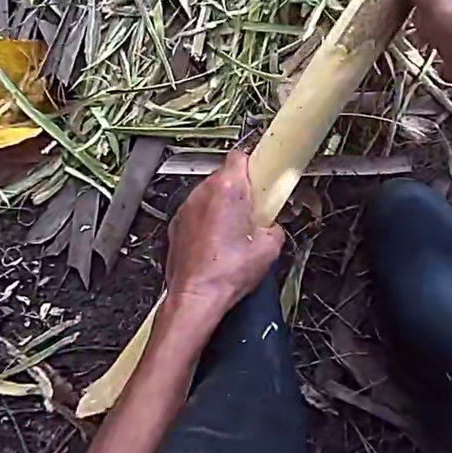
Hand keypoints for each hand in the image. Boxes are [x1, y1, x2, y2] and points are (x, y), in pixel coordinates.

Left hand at [163, 151, 283, 331]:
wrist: (195, 296)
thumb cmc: (226, 273)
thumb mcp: (269, 248)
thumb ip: (274, 227)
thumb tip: (272, 227)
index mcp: (227, 189)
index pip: (240, 156)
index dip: (253, 165)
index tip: (262, 176)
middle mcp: (203, 193)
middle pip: (224, 176)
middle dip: (239, 190)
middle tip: (252, 211)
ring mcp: (186, 208)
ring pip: (209, 195)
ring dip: (222, 206)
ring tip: (234, 232)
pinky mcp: (176, 224)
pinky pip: (196, 213)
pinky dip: (206, 221)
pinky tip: (216, 243)